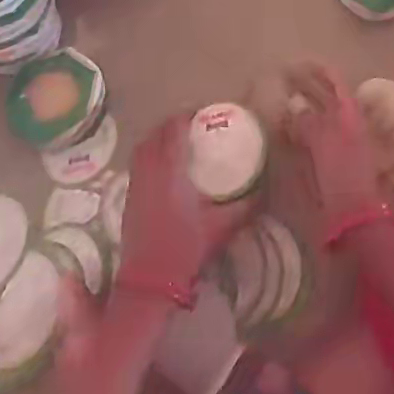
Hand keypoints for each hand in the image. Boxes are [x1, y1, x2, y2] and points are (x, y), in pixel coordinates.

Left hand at [119, 115, 254, 290]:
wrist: (150, 280)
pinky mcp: (128, 197)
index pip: (173, 130)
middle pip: (155, 134)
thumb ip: (245, 206)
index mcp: (171, 171)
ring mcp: (136, 183)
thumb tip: (264, 190)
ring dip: (157, 137)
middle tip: (190, 125)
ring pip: (142, 147)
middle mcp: (150, 171)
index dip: (184, 117)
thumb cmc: (186, 248)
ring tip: (175, 140)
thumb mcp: (221, 227)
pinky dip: (148, 154)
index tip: (199, 114)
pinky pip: (137, 163)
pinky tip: (162, 165)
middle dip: (171, 124)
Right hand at [286, 64, 382, 229]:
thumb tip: (295, 103)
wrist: (353, 218)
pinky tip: (286, 127)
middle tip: (282, 77)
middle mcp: (346, 124)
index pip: (335, 81)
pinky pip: (314, 134)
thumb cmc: (340, 176)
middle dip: (306, 84)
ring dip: (302, 104)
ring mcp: (340, 141)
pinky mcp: (331, 158)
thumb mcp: (322, 143)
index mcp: (349, 115)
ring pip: (319, 114)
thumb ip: (308, 121)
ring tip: (280, 97)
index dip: (318, 69)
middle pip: (326, 95)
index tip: (296, 62)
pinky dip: (301, 126)